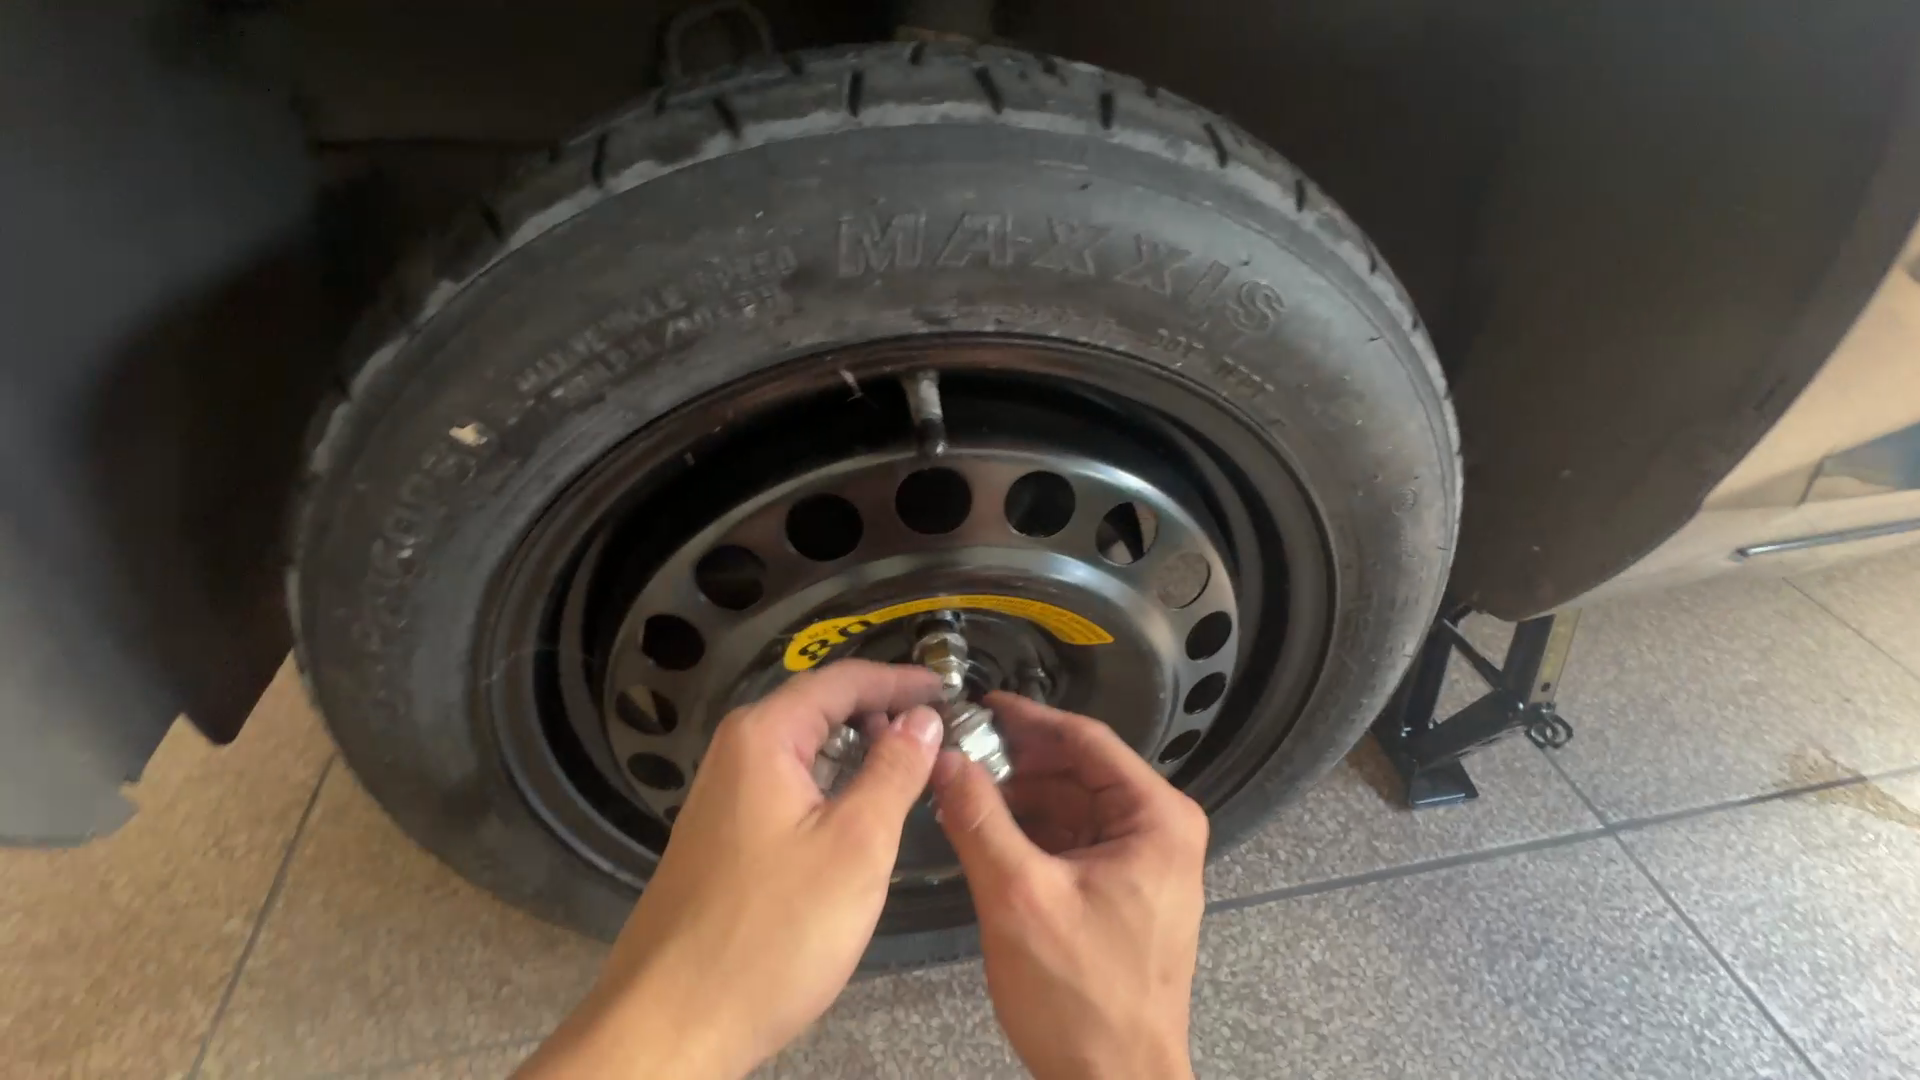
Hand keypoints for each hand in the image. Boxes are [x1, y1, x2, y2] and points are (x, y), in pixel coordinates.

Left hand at [518, 660, 946, 1079]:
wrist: (669, 1027)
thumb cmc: (773, 930)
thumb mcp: (856, 845)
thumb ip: (895, 770)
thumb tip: (922, 718)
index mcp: (764, 736)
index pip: (842, 681)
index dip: (899, 681)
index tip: (946, 689)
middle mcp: (736, 752)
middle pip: (819, 708)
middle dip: (880, 713)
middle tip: (935, 734)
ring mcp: (723, 795)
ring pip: (804, 750)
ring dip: (858, 751)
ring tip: (909, 769)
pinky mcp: (723, 834)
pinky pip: (788, 785)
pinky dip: (832, 784)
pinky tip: (858, 812)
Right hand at [933, 692, 1207, 1079]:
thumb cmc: (1080, 993)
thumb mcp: (1019, 898)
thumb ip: (978, 819)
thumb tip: (940, 755)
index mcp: (1156, 817)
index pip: (1086, 740)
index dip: (1028, 718)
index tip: (978, 705)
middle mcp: (1158, 828)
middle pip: (1077, 770)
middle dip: (1016, 762)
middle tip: (957, 752)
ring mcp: (1140, 859)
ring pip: (1069, 802)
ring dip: (1017, 796)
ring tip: (960, 790)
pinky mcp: (1119, 888)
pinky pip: (1069, 836)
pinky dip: (1028, 829)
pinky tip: (985, 829)